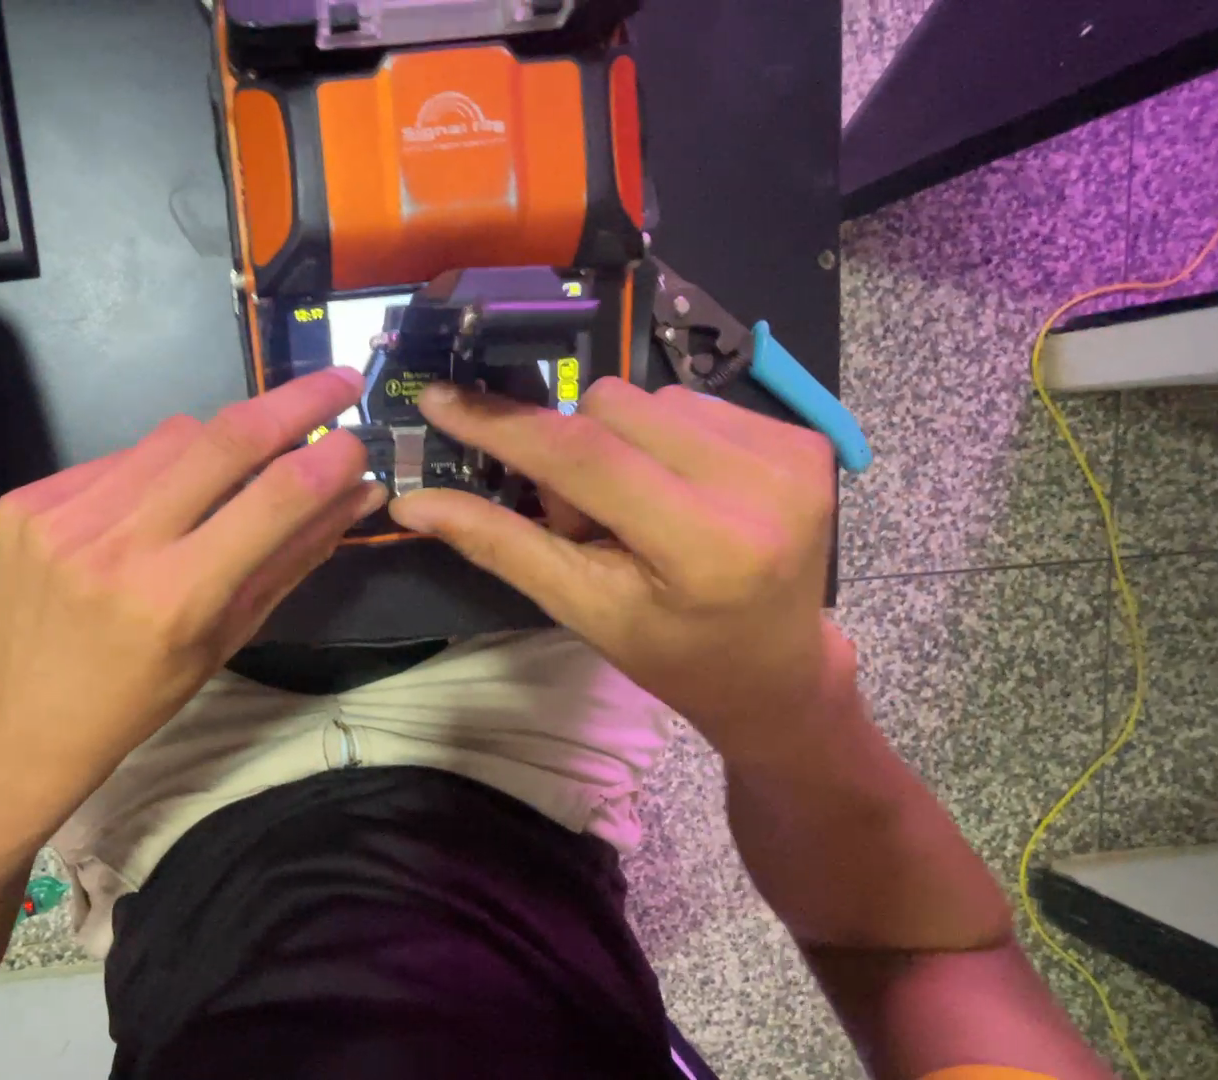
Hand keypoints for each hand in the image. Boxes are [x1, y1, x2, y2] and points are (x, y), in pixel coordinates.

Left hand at [0, 368, 383, 800]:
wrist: (32, 715)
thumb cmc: (147, 691)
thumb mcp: (231, 635)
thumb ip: (296, 555)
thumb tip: (358, 490)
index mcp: (175, 599)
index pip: (272, 500)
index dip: (326, 459)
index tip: (357, 435)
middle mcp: (114, 548)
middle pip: (222, 439)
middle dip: (292, 403)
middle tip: (336, 383)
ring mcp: (60, 518)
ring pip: (171, 437)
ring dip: (216, 446)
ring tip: (215, 487)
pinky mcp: (25, 502)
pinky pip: (118, 458)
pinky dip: (152, 472)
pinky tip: (144, 513)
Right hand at [388, 378, 842, 762]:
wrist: (775, 668)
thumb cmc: (670, 652)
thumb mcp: (579, 608)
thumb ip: (498, 545)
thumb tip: (412, 504)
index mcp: (705, 545)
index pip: (583, 458)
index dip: (503, 425)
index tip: (441, 401)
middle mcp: (762, 484)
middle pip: (609, 408)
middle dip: (571, 453)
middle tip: (585, 519)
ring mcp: (794, 451)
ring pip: (646, 397)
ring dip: (615, 445)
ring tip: (635, 508)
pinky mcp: (806, 435)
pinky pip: (687, 400)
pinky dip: (657, 439)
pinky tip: (673, 489)